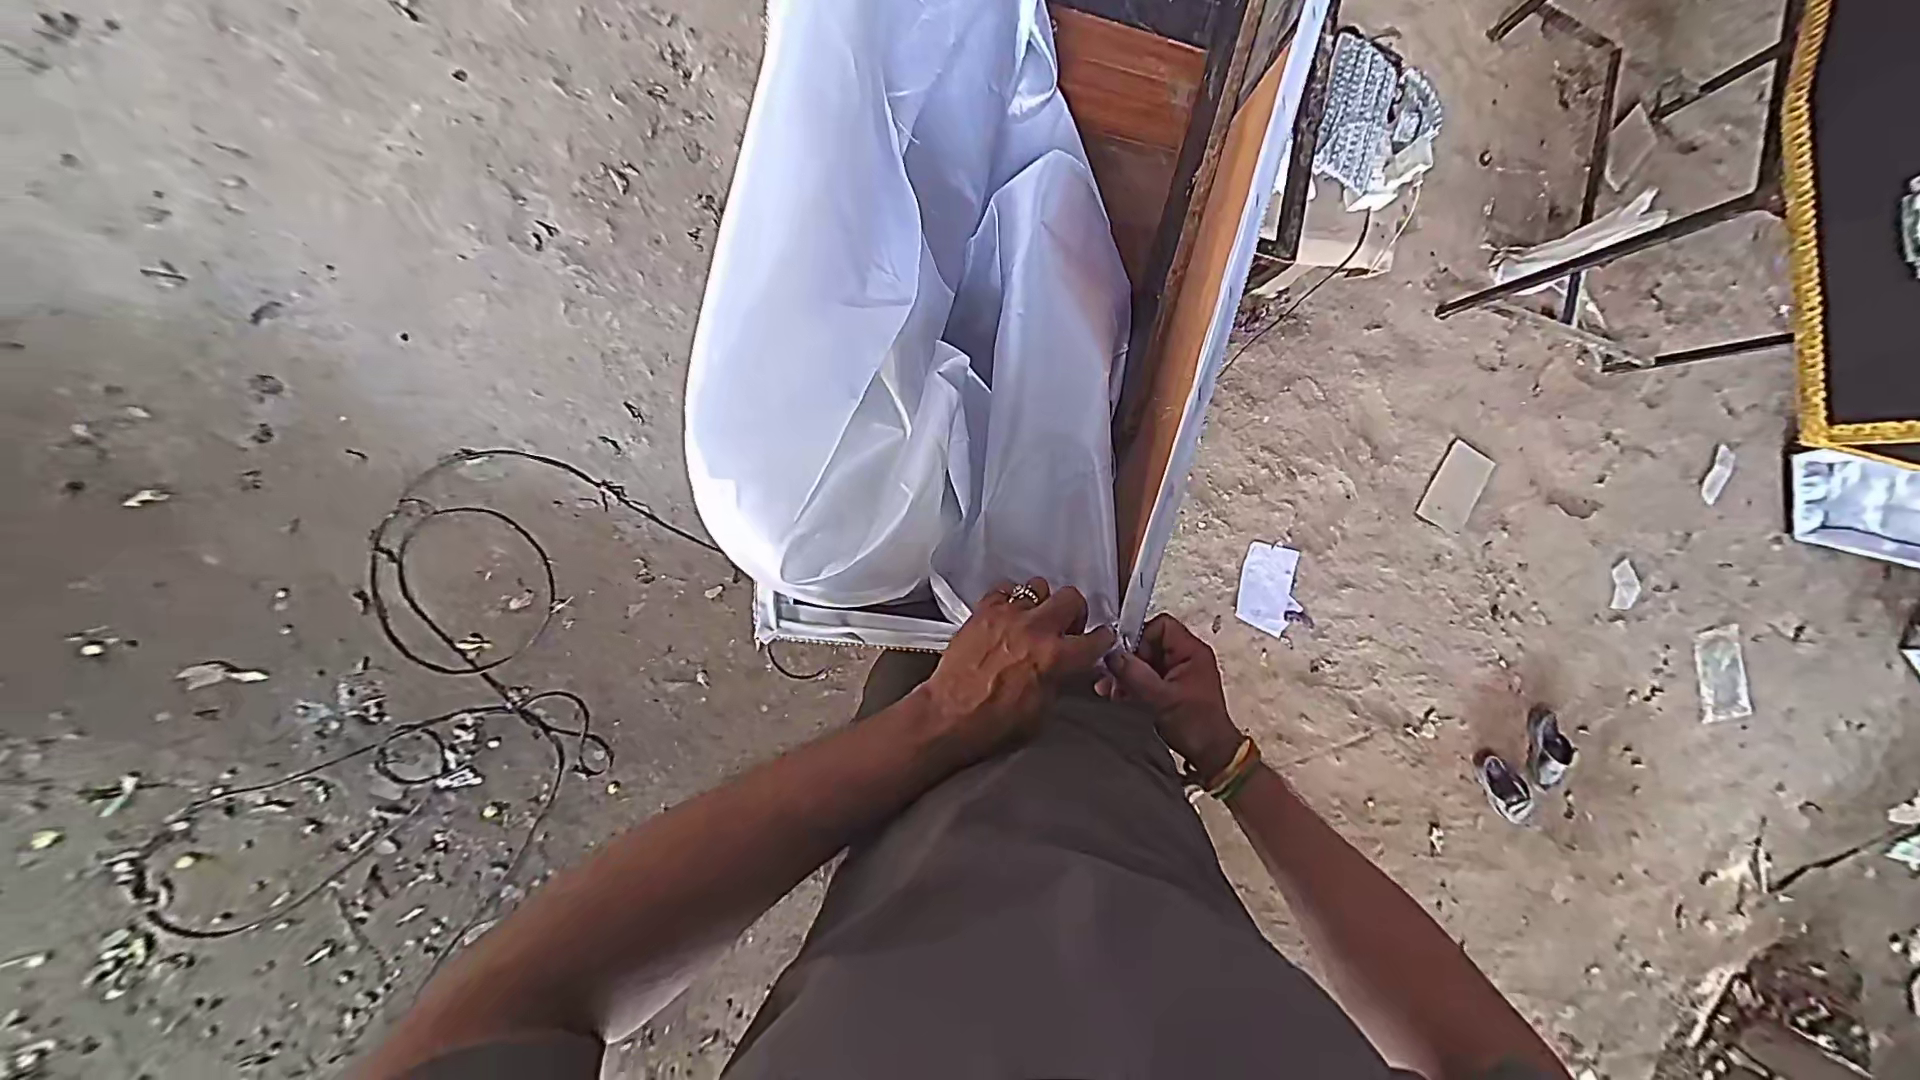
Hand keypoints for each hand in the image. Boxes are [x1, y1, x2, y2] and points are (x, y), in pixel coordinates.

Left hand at [915, 578, 1116, 764]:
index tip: (1099, 639)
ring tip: (1035, 617)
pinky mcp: (983, 612)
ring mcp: (1008, 617)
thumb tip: (1063, 671)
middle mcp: (1035, 630)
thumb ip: (1059, 681)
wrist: (950, 717)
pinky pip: (1004, 590)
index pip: (1095, 638)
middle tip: (1068, 625)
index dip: (1101, 639)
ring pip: (1038, 587)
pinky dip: (1009, 598)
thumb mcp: (1042, 711)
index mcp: (1056, 658)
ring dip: (1041, 602)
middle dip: (1075, 611)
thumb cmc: (991, 722)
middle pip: (1071, 598)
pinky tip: (1007, 614)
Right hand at [1097, 613, 1240, 776]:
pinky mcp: (1170, 686)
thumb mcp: (1161, 698)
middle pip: (1148, 643)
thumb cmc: (1198, 727)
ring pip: (1144, 660)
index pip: (1161, 626)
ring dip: (1126, 674)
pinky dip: (1131, 684)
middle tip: (1114, 676)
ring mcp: (1177, 672)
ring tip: (1113, 689)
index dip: (1140, 638)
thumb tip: (1113, 655)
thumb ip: (1135, 674)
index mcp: (1192, 652)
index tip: (1126, 656)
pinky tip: (1119, 695)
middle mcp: (1185, 657)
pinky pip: (1145, 675)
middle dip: (1129, 660)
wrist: (1211, 755)